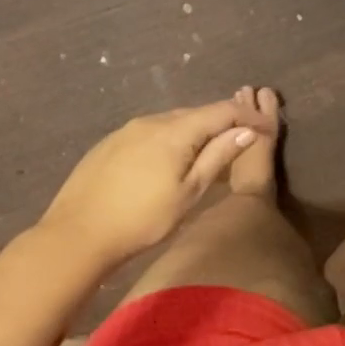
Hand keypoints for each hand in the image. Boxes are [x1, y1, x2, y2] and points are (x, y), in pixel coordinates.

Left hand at [37, 100, 260, 263]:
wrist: (78, 234)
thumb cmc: (143, 218)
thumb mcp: (190, 190)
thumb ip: (218, 156)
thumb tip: (247, 130)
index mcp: (173, 131)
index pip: (221, 110)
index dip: (247, 116)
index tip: (266, 129)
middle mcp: (149, 121)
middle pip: (196, 112)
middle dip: (223, 122)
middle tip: (243, 142)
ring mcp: (125, 130)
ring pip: (173, 122)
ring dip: (197, 131)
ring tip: (211, 153)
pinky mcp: (110, 143)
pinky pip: (152, 131)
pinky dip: (173, 139)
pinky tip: (174, 161)